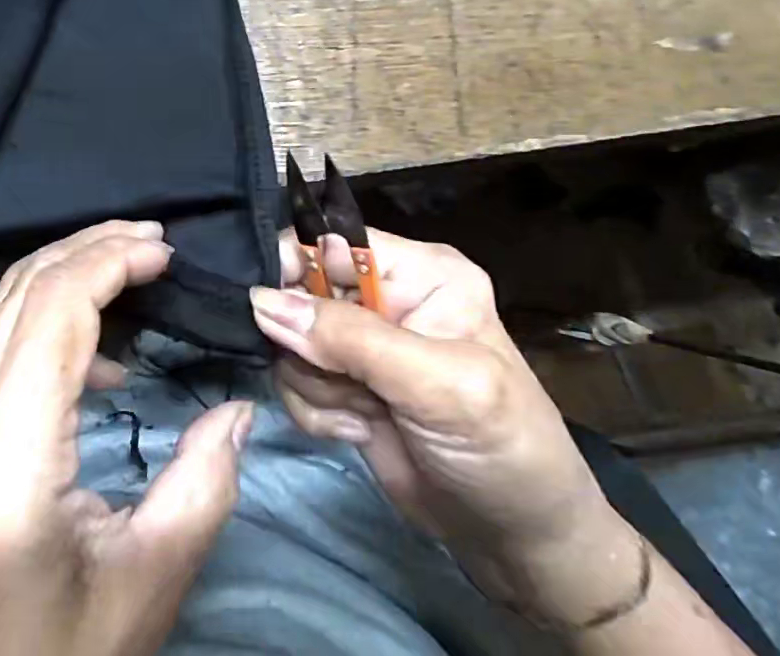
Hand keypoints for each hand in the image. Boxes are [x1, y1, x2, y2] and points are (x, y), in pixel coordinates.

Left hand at [0, 221, 254, 655]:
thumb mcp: (139, 590)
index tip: (167, 254)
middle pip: (26, 284)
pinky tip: (95, 343)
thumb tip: (238, 411)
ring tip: (135, 267)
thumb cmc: (31, 652)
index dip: (114, 261)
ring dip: (72, 265)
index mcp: (7, 454)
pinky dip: (47, 302)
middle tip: (158, 242)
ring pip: (4, 295)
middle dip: (97, 246)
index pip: (55, 308)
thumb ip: (202, 490)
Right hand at [248, 227, 625, 622]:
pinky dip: (315, 411)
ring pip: (291, 342)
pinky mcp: (346, 386)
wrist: (515, 538)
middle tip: (342, 380)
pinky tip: (360, 430)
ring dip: (316, 384)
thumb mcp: (438, 385)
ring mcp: (362, 344)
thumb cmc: (502, 447)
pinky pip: (296, 380)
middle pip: (300, 291)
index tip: (270, 309)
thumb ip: (352, 339)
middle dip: (309, 343)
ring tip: (365, 412)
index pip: (335, 242)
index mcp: (420, 272)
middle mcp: (386, 298)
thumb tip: (263, 301)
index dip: (295, 266)